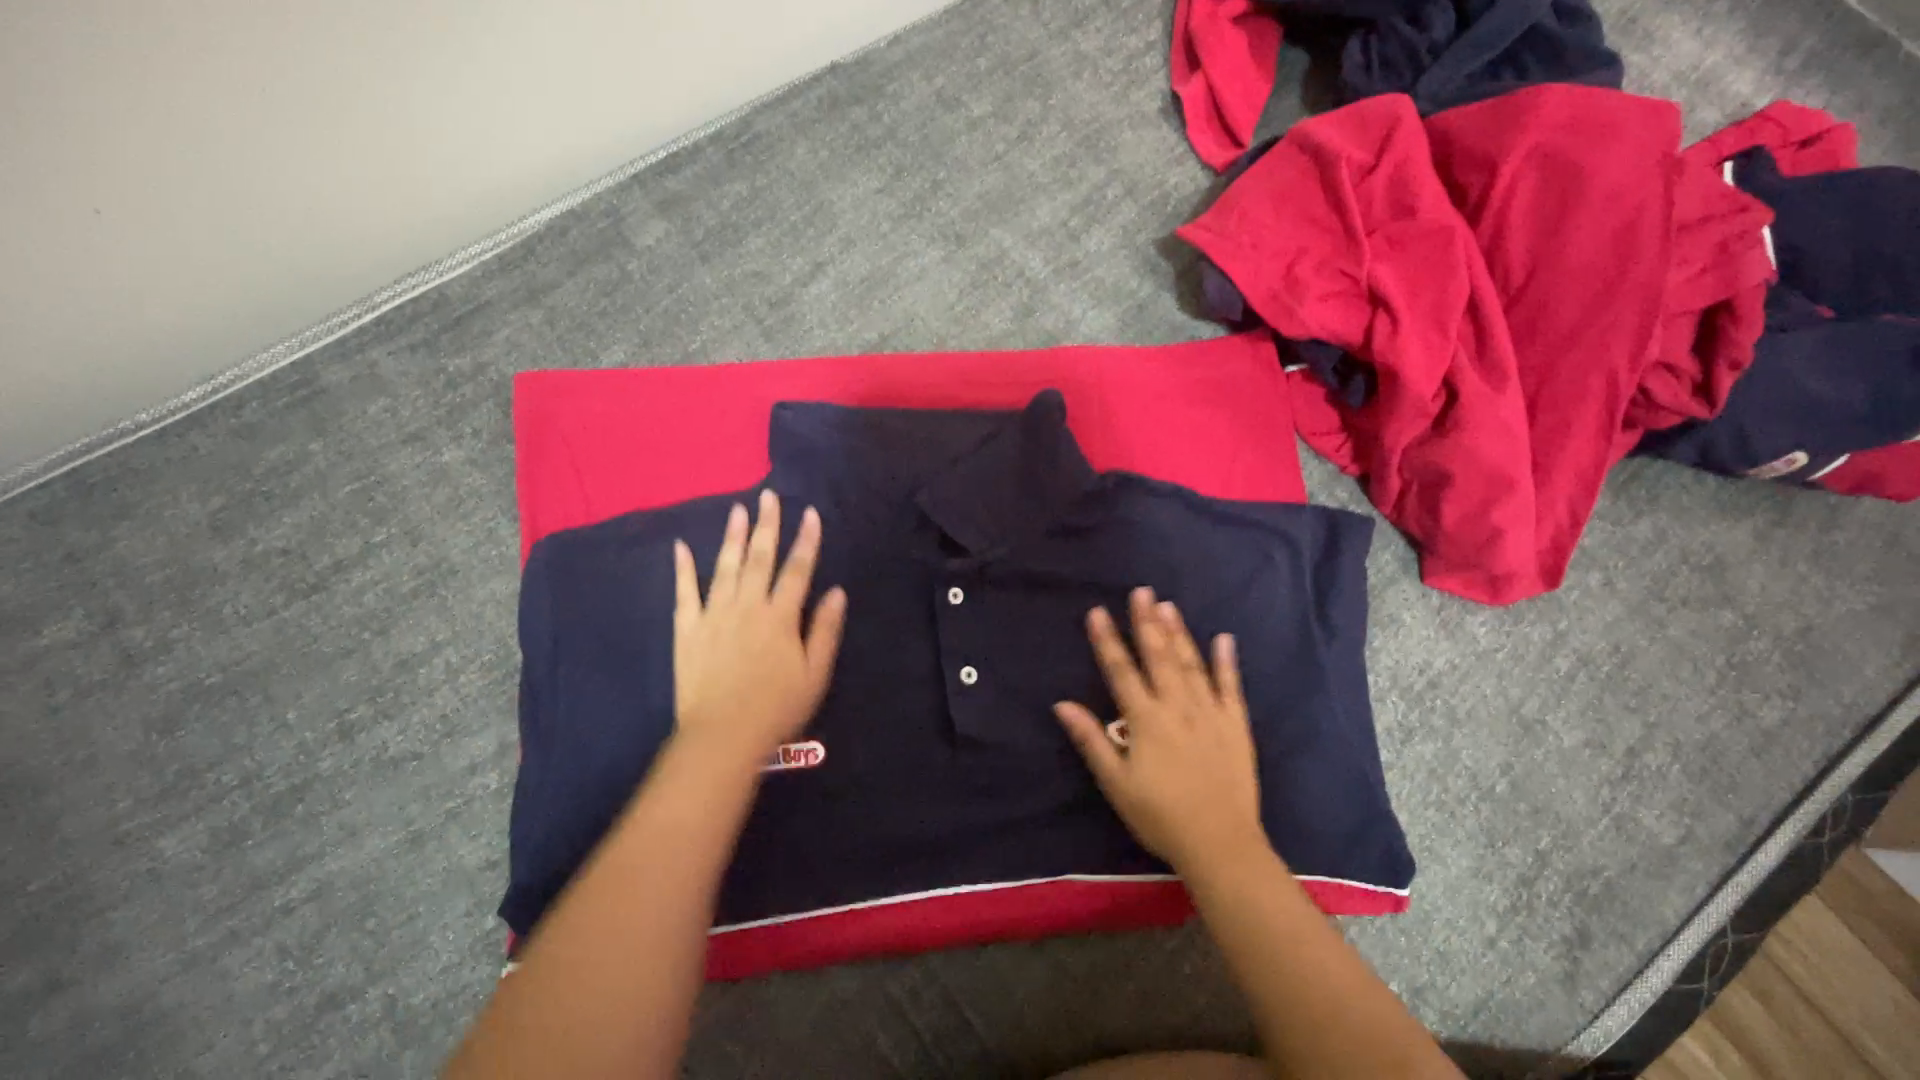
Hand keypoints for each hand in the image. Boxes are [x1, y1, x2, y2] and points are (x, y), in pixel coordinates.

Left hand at [672, 489, 847, 767]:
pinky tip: (680, 546)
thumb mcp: (815, 674)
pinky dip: (682, 568)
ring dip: (732, 536)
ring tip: (737, 509)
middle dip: (767, 525)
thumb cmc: (777, 709)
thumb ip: (825, 630)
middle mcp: (748, 606)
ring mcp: (714, 615)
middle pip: (760, 558)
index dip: (806, 540)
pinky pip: (685, 592)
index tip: (810, 512)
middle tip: (769, 496)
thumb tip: (837, 591)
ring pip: (725, 566)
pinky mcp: (688, 629)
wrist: (722, 735)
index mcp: (781, 617)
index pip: (797, 569)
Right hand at [1054, 587, 1268, 875]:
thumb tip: (1062, 704)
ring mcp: (1210, 713)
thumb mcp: (1116, 783)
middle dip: (1147, 622)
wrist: (1220, 842)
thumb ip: (1091, 740)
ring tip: (1168, 605)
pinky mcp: (1236, 725)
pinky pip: (1231, 686)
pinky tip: (1223, 638)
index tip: (1097, 611)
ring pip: (1191, 664)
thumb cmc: (1159, 816)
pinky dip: (1226, 662)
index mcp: (1145, 720)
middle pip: (1158, 656)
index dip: (1107, 640)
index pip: (1121, 671)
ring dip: (1179, 633)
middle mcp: (1177, 707)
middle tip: (1141, 591)